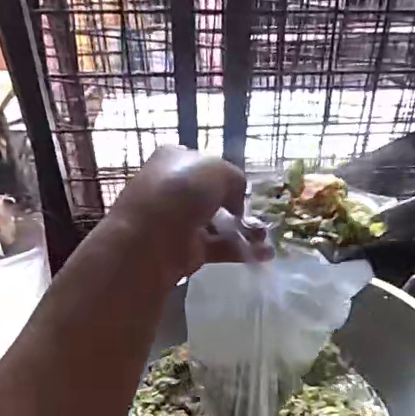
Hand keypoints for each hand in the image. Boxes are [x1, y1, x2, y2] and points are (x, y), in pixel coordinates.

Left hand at [97, 146, 263, 281]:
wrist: (147, 240)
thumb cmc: (180, 192)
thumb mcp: (218, 170)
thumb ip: (235, 180)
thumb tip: (236, 201)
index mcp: (173, 160)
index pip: (205, 164)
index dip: (226, 175)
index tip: (244, 187)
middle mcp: (174, 189)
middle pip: (213, 196)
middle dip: (240, 207)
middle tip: (261, 217)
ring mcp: (178, 221)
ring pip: (218, 223)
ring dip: (245, 231)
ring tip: (267, 239)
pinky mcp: (185, 250)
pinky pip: (217, 247)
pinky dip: (240, 251)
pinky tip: (263, 255)